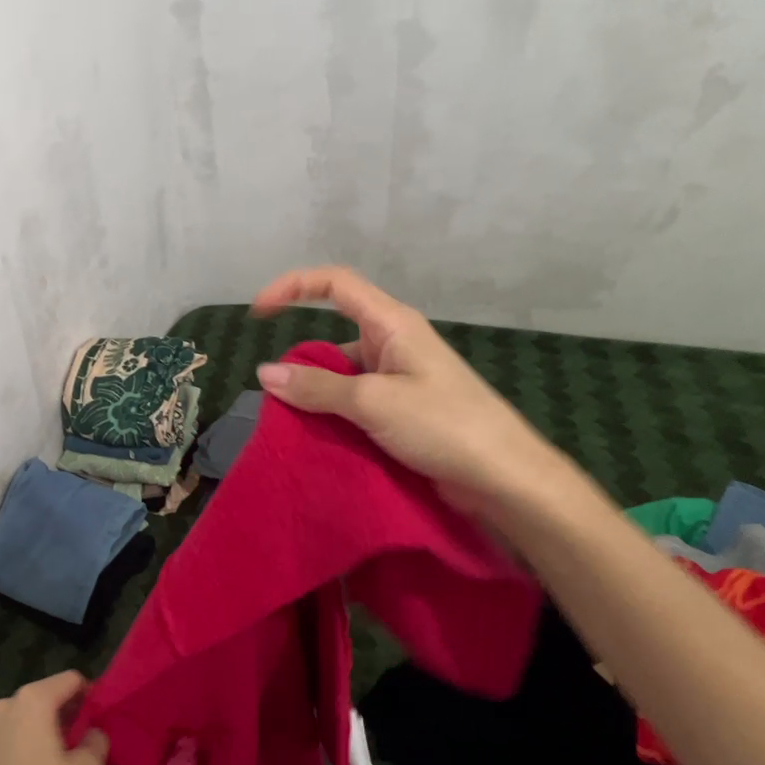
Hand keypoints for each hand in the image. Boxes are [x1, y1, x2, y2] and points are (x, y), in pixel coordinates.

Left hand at [0, 671, 108, 764]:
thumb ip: (97, 742)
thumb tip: (94, 732)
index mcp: (32, 701)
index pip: (68, 680)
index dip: (87, 693)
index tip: (97, 714)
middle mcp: (3, 707)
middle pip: (41, 698)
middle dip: (62, 714)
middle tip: (79, 739)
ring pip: (19, 721)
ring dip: (37, 732)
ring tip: (53, 761)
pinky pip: (2, 743)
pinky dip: (16, 750)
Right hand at [251, 265, 581, 517]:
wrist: (506, 480)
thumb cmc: (445, 426)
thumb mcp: (373, 402)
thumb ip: (316, 387)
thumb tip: (264, 373)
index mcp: (392, 324)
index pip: (334, 284)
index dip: (292, 287)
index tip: (258, 314)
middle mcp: (394, 344)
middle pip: (333, 336)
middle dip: (299, 361)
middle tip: (274, 394)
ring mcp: (399, 380)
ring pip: (341, 375)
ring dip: (315, 395)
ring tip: (290, 423)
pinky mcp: (402, 412)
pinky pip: (354, 403)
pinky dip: (332, 415)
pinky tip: (316, 437)